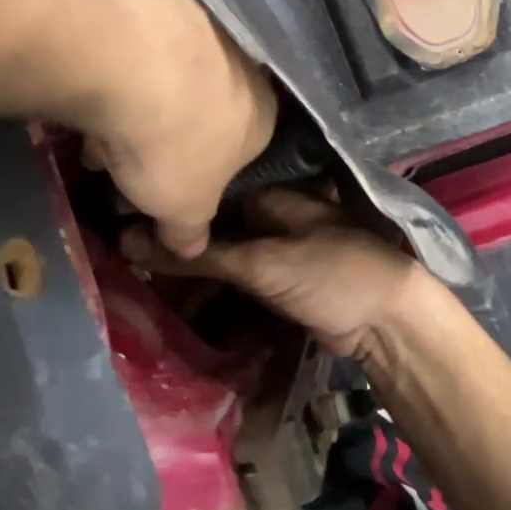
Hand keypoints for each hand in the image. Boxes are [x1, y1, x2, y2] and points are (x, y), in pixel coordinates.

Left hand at [84, 0, 277, 257]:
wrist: (137, 58)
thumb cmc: (175, 147)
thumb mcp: (183, 211)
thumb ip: (189, 232)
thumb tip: (190, 250)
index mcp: (263, 119)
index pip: (240, 153)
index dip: (199, 177)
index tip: (162, 192)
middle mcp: (243, 68)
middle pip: (201, 113)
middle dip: (161, 142)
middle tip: (121, 166)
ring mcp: (204, 29)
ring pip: (169, 79)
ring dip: (135, 108)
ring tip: (94, 134)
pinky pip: (142, 48)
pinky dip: (120, 71)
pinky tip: (90, 89)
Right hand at [121, 188, 425, 357]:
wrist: (387, 323)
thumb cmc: (330, 273)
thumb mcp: (262, 262)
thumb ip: (201, 254)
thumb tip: (130, 241)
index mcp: (269, 189)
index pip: (206, 186)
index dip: (170, 200)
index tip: (123, 210)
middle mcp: (268, 208)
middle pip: (209, 218)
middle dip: (174, 235)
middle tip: (123, 248)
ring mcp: (272, 243)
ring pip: (217, 246)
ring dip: (187, 262)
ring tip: (138, 273)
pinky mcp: (275, 276)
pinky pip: (230, 272)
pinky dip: (206, 281)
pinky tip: (174, 293)